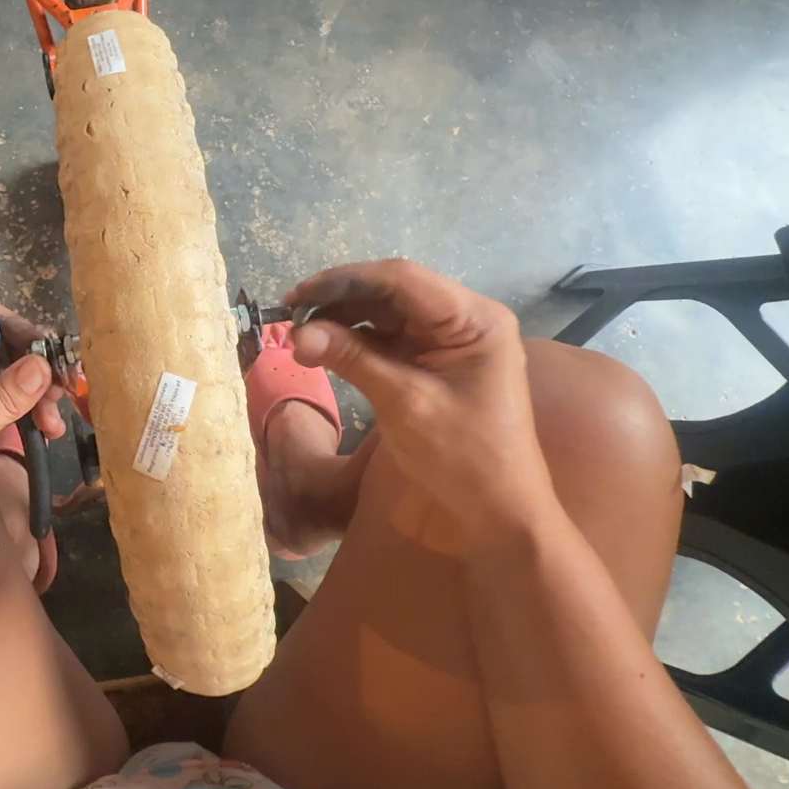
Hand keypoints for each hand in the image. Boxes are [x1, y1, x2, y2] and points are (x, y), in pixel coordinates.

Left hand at [0, 317, 60, 555]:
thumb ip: (1, 398)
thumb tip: (43, 363)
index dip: (14, 329)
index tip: (48, 350)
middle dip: (33, 367)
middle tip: (65, 388)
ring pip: (6, 375)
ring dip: (35, 394)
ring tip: (55, 422)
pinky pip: (4, 401)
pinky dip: (27, 412)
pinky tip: (46, 430)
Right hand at [287, 260, 554, 550]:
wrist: (497, 509)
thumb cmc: (463, 456)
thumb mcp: (404, 403)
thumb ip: (352, 359)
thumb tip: (295, 334)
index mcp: (473, 319)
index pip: (401, 279)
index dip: (344, 281)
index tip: (297, 298)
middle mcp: (463, 316)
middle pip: (390, 290)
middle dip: (338, 299)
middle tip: (291, 316)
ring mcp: (448, 336)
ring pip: (384, 309)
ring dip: (341, 318)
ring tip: (300, 335)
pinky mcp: (432, 355)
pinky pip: (386, 334)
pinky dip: (353, 338)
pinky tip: (322, 348)